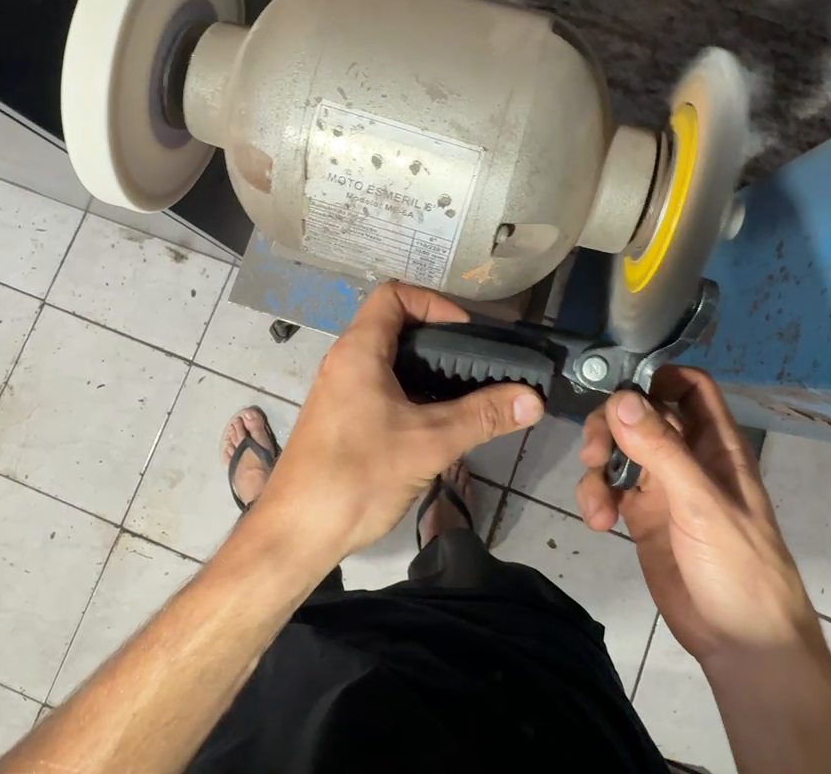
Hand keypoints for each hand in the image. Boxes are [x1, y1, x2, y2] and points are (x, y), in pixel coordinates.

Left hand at [251, 281, 542, 568]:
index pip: (394, 295)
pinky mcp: (340, 421)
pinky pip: (380, 390)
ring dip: (427, 372)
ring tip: (466, 396)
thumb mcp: (429, 442)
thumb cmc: (358, 475)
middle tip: (476, 367)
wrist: (296, 534)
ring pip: (389, 362)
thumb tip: (534, 400)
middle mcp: (344, 362)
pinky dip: (410, 395)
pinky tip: (436, 426)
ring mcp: (339, 392)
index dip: (434, 303)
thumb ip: (483, 416)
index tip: (466, 335)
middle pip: (395, 327)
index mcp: (358, 351)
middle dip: (439, 341)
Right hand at [576, 367, 825, 669]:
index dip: (657, 378)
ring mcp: (662, 487)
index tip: (619, 390)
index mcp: (716, 445)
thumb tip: (620, 397)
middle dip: (610, 426)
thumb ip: (661, 450)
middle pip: (639, 415)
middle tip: (593, 453)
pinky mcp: (641, 517)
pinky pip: (608, 489)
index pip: (690, 387)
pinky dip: (595, 497)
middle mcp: (687, 457)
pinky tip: (597, 522)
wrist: (742, 645)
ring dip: (597, 467)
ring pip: (618, 450)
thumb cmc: (740, 568)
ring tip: (595, 506)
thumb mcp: (702, 505)